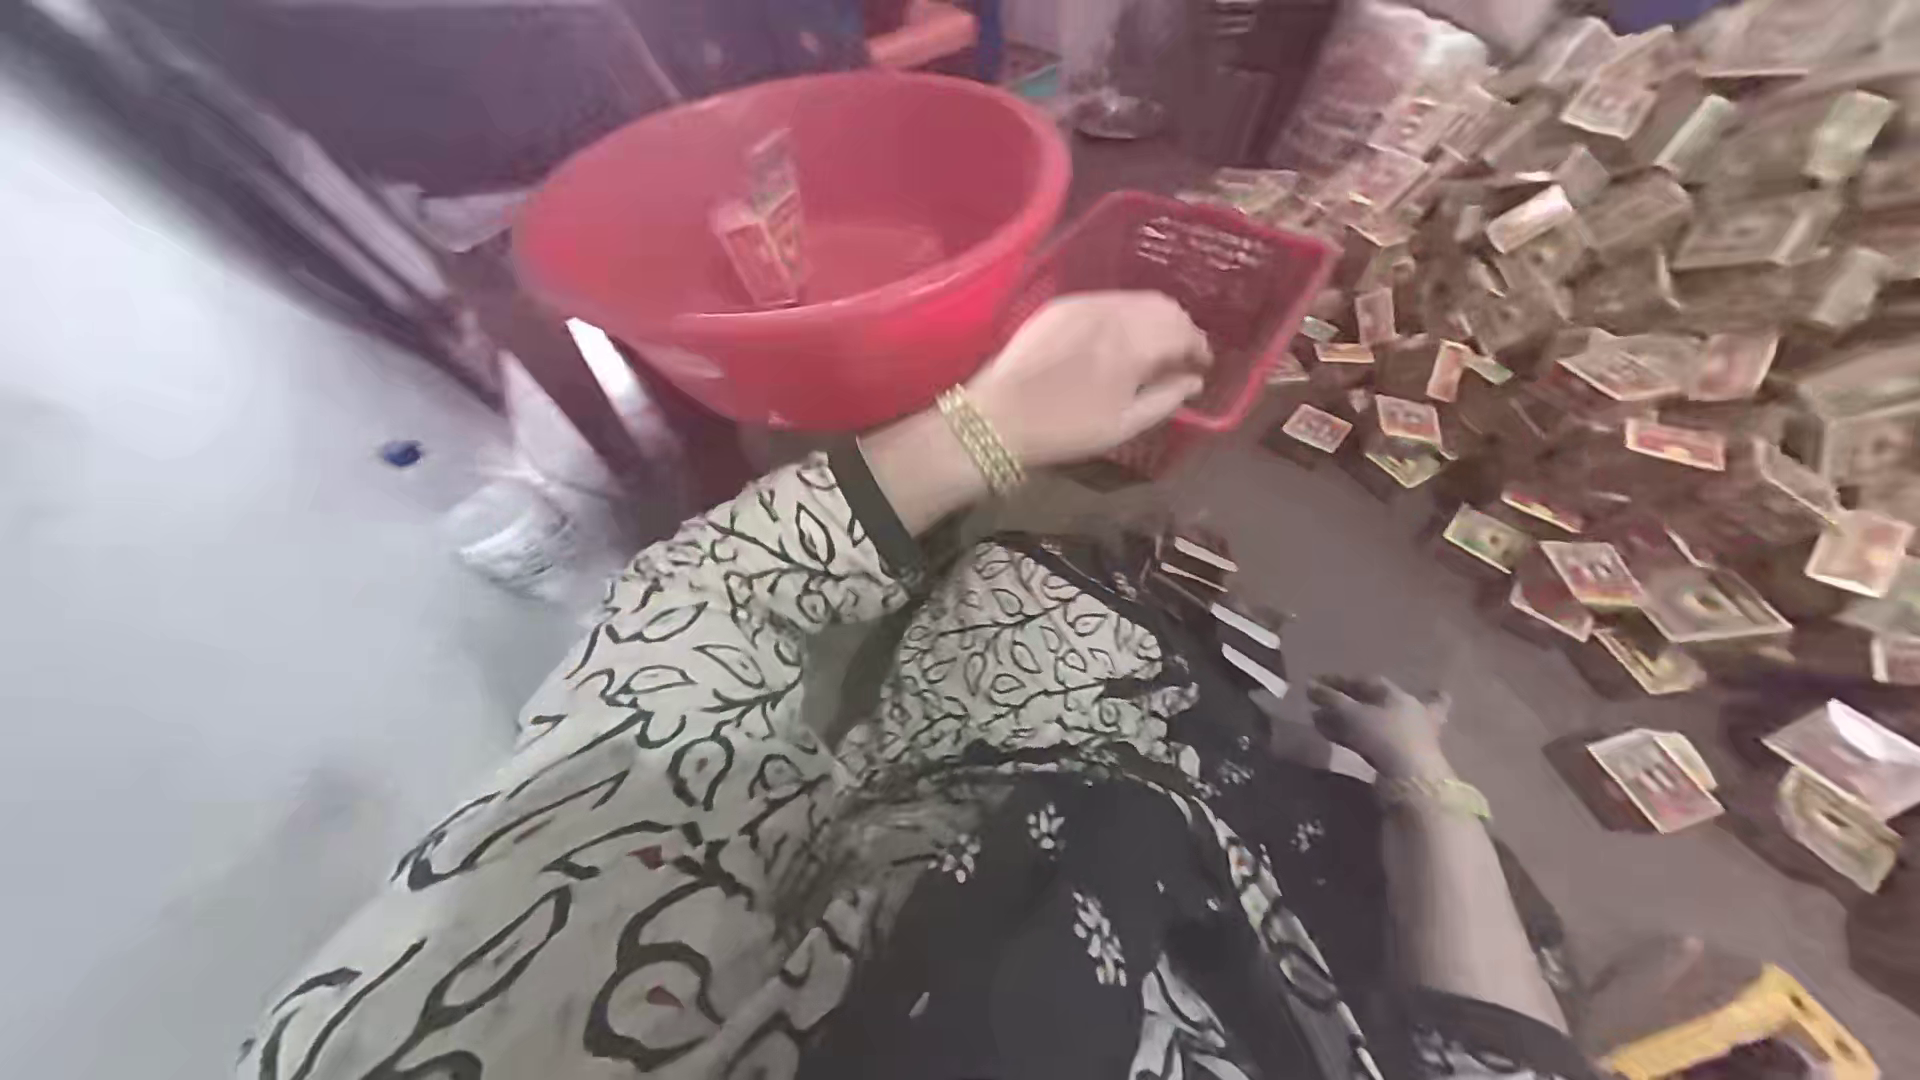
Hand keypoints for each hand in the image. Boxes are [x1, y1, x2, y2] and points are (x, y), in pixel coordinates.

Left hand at [965, 291, 1211, 468]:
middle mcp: (1114, 313)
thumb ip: (1165, 399)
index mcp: (1134, 344)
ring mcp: (1084, 304)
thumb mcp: (1122, 425)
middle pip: (1164, 308)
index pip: (1184, 332)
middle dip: (1178, 330)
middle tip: (1177, 356)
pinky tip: (1115, 338)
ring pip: (1135, 300)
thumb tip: (1193, 382)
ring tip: (1149, 348)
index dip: (1198, 348)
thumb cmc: (1065, 430)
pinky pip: (1105, 300)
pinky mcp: (1060, 306)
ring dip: (1151, 319)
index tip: (1200, 366)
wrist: (999, 419)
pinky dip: (1122, 315)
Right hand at [1307, 676, 1453, 780]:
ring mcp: (1410, 735)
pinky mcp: (1405, 756)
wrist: (1412, 779)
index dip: (1337, 680)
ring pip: (1374, 722)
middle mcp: (1408, 711)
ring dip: (1347, 721)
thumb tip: (1309, 685)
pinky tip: (1336, 738)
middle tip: (1326, 702)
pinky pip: (1373, 740)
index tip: (1315, 682)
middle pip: (1374, 701)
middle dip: (1347, 701)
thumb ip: (1328, 697)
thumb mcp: (1349, 712)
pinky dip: (1353, 736)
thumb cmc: (1381, 736)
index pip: (1364, 681)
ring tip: (1321, 722)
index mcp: (1397, 695)